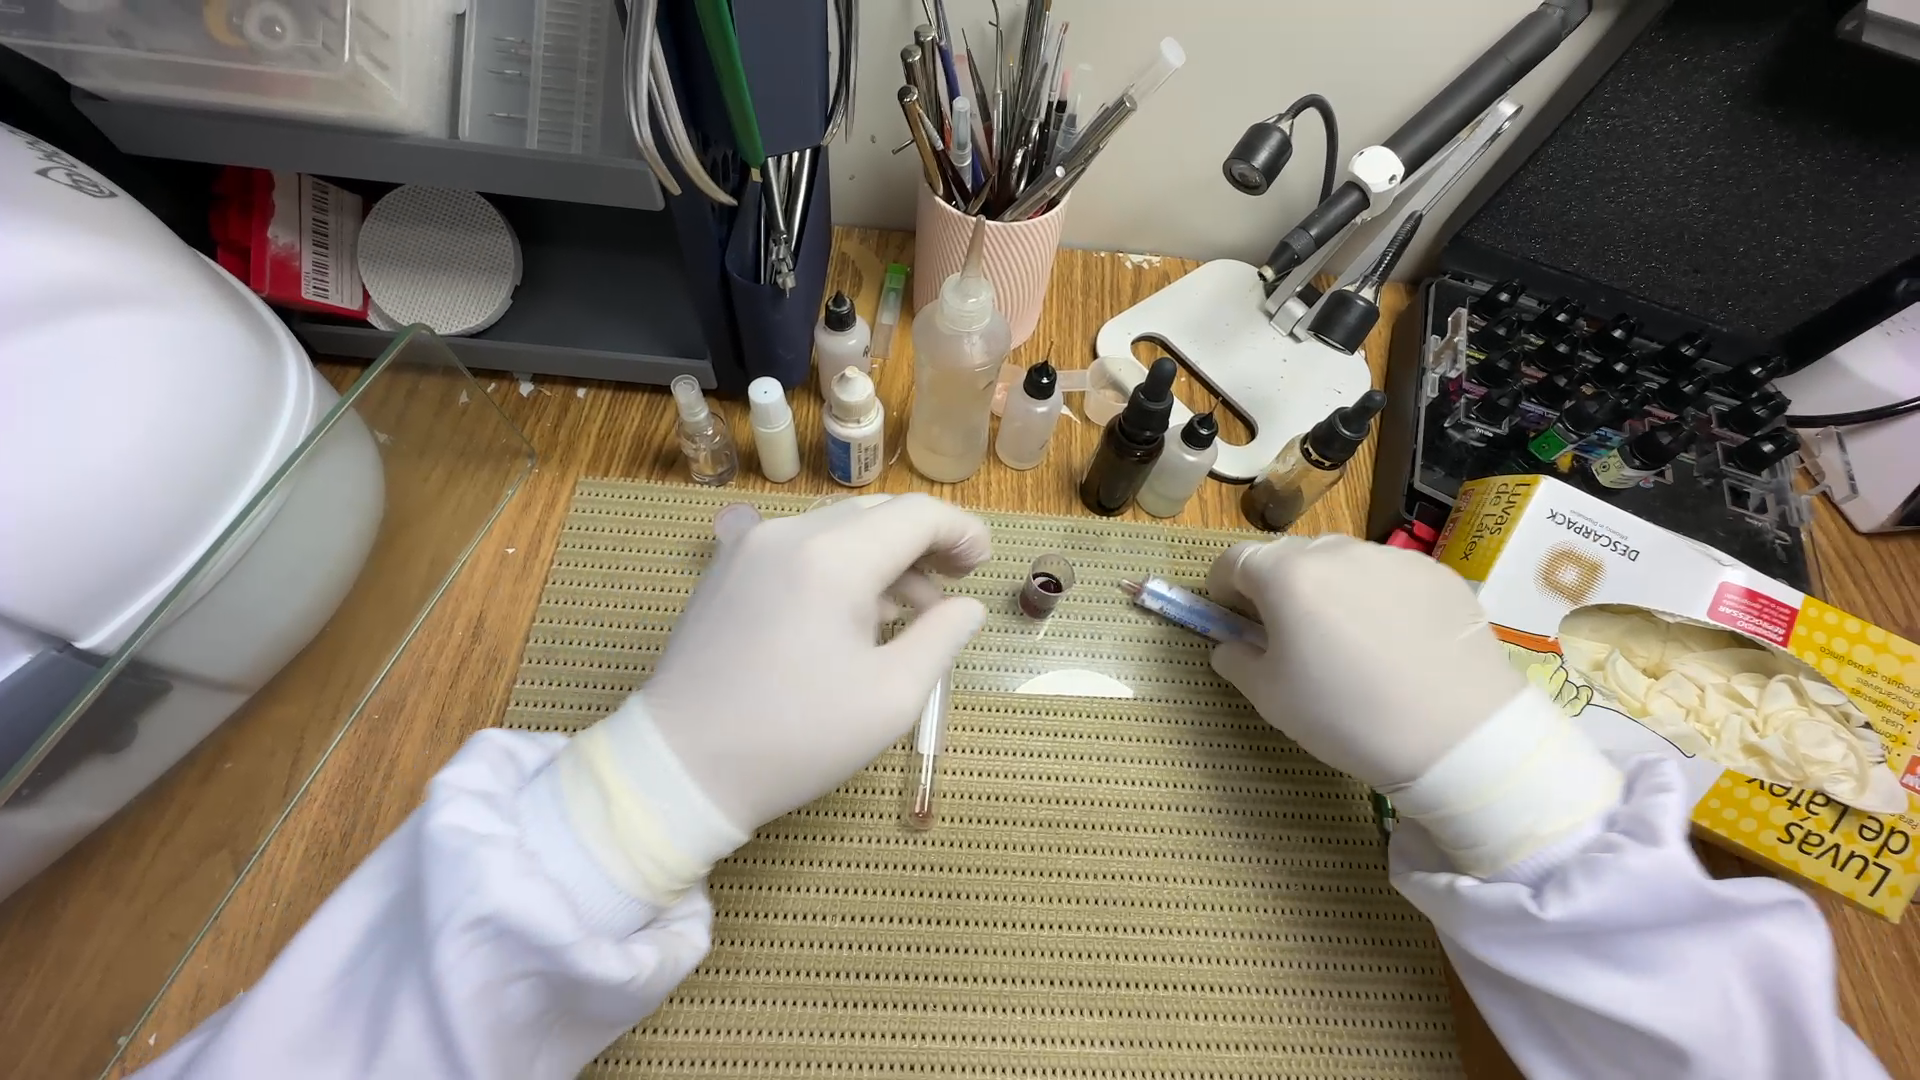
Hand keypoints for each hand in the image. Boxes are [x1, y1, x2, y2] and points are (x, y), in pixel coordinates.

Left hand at [642, 494, 989, 831]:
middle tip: (951, 586)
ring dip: (880, 557)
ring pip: (838, 527)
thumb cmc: (795, 738)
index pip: (916, 515)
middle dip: (923, 543)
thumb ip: (941, 638)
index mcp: (833, 560)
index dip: (961, 532)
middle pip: (877, 513)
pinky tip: (844, 611)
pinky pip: (799, 546)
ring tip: (902, 614)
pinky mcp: (728, 567)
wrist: (680, 766)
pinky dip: (836, 564)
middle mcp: (789, 533)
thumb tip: (966, 606)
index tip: (982, 564)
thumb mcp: (890, 698)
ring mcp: (751, 545)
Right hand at [1207, 534, 1527, 789]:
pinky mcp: (1436, 573)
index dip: (1223, 587)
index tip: (1232, 617)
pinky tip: (1392, 640)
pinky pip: (1385, 574)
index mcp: (1286, 576)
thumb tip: (1232, 645)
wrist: (1462, 737)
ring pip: (1338, 561)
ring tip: (1345, 637)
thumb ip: (1236, 659)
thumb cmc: (1347, 715)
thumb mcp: (1270, 697)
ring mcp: (1391, 557)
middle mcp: (1335, 552)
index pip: (1234, 560)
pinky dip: (1373, 594)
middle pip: (1286, 555)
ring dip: (1325, 586)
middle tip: (1288, 632)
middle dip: (1275, 586)